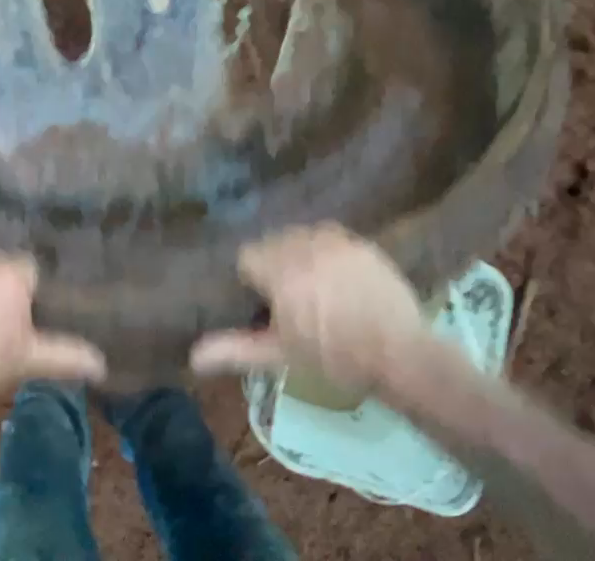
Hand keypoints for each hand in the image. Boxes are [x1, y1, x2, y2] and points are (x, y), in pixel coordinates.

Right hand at [190, 223, 426, 391]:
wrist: (402, 356)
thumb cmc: (335, 357)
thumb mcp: (280, 355)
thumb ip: (235, 349)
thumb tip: (192, 358)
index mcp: (278, 270)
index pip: (247, 257)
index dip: (253, 281)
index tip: (266, 305)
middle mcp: (303, 245)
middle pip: (273, 243)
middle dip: (275, 265)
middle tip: (290, 300)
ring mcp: (336, 242)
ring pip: (301, 237)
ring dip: (300, 255)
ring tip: (315, 288)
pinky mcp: (362, 244)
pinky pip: (331, 239)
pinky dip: (328, 253)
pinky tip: (339, 280)